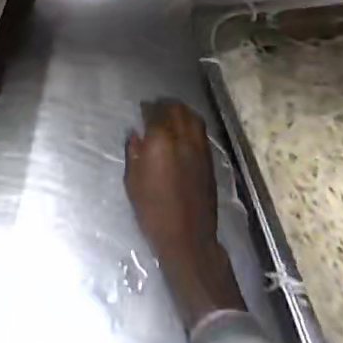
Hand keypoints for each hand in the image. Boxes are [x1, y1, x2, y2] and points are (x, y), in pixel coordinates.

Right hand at [126, 99, 242, 327]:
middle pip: (176, 110)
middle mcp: (182, 139)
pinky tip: (185, 131)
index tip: (142, 109)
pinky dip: (192, 124)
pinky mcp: (209, 160)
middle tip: (156, 109)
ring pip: (193, 117)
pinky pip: (201, 132)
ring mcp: (199, 148)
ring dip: (181, 112)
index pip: (154, 114)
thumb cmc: (153, 212)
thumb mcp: (133, 182)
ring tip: (172, 115)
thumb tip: (135, 134)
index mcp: (160, 142)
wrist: (187, 237)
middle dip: (165, 106)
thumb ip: (134, 153)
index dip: (147, 109)